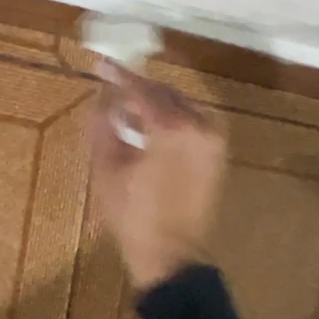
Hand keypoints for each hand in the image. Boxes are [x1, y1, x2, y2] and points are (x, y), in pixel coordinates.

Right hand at [89, 62, 227, 289]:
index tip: (101, 65)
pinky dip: (174, 120)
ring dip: (157, 104)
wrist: (171, 253)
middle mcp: (199, 125)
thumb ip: (103, 124)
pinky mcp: (218, 155)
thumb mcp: (107, 169)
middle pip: (165, 93)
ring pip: (182, 107)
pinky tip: (153, 132)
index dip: (119, 75)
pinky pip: (194, 124)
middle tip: (114, 90)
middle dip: (139, 89)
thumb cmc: (133, 215)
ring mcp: (213, 140)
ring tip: (131, 114)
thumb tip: (103, 97)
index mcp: (171, 126)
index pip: (142, 88)